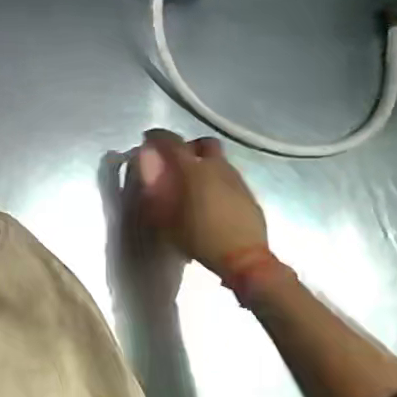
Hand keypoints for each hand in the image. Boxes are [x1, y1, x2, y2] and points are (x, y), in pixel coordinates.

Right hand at [133, 129, 267, 277]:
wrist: (245, 259)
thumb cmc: (200, 238)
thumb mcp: (165, 220)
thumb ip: (153, 192)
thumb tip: (147, 170)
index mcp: (193, 169)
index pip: (172, 141)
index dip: (157, 137)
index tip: (148, 140)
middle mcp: (216, 166)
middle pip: (203, 143)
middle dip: (189, 147)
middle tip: (178, 163)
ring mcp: (236, 178)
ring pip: (219, 160)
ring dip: (205, 165)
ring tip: (195, 185)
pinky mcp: (249, 193)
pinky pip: (229, 177)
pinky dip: (218, 180)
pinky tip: (212, 201)